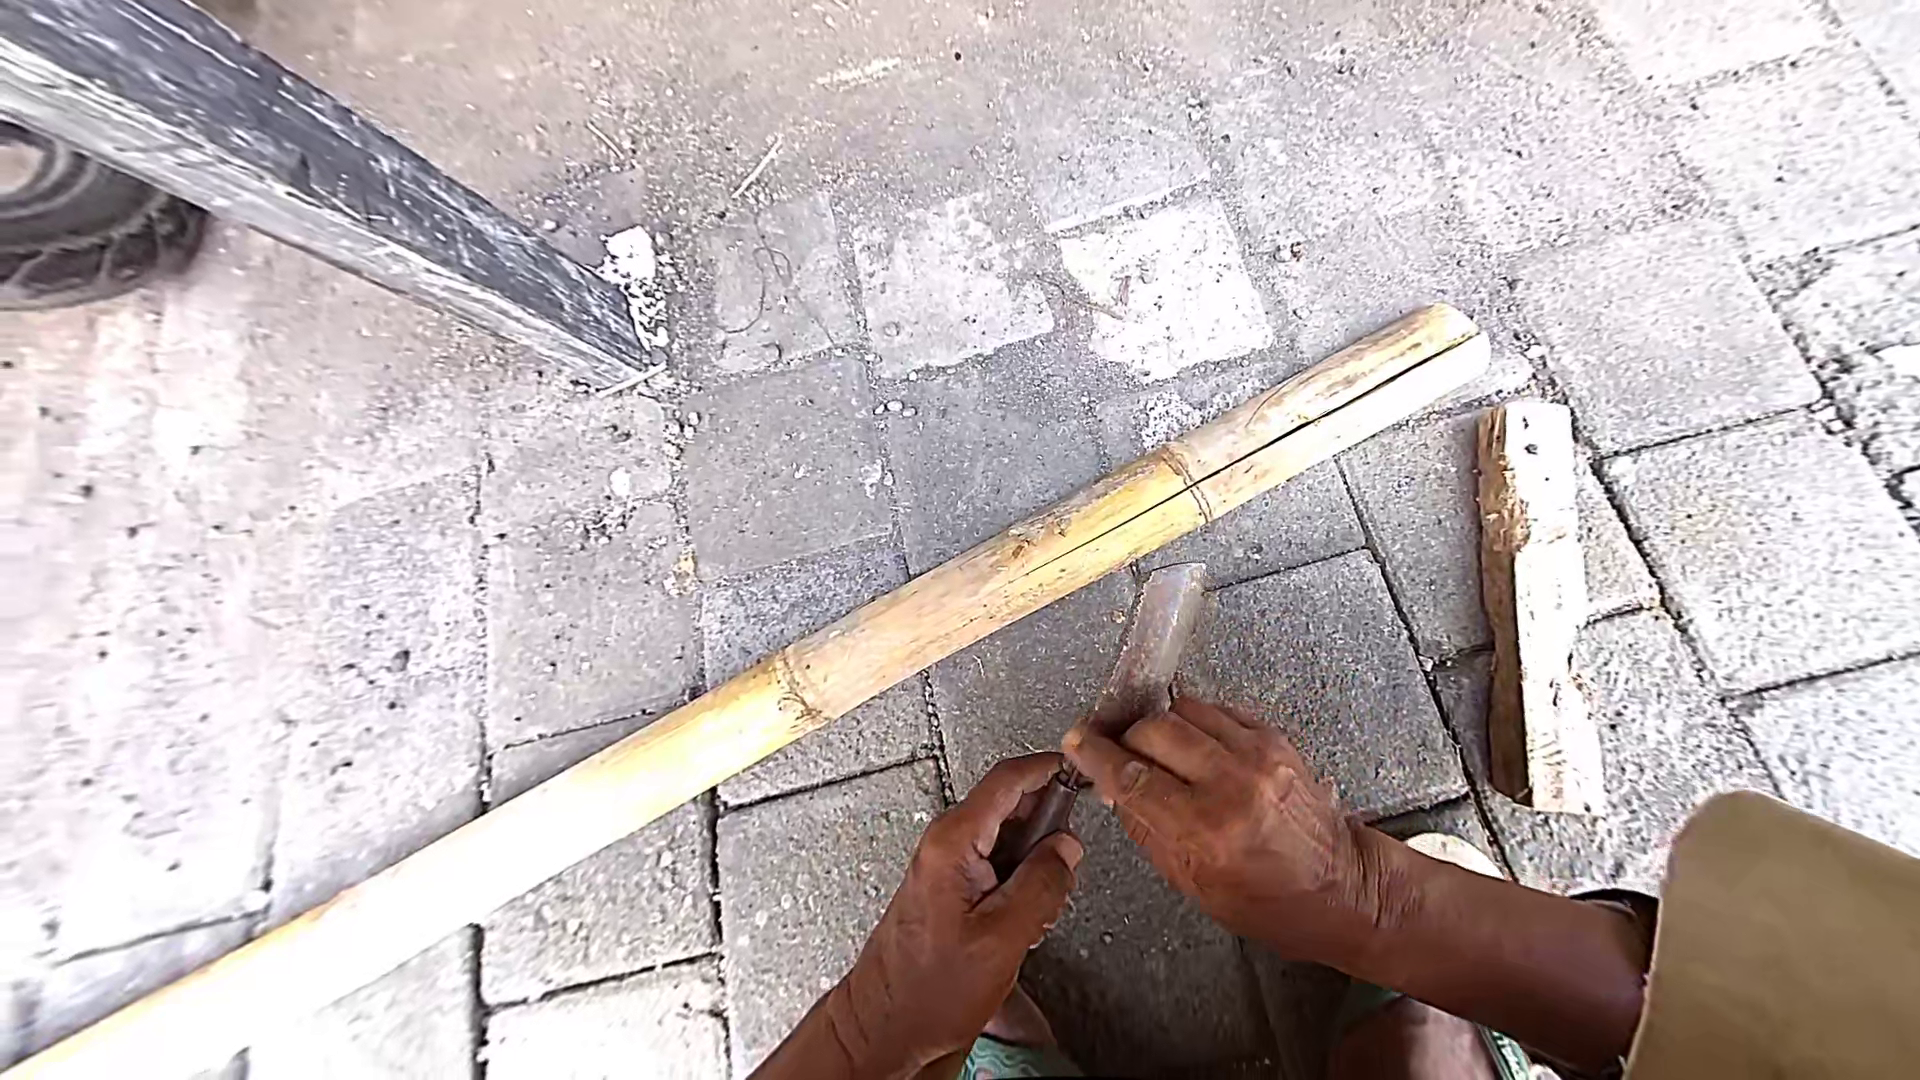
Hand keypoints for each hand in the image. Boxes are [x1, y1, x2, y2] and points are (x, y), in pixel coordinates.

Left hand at [822, 753, 1083, 1077]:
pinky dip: (1020, 878)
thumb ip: (1041, 885)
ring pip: (1008, 835)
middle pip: (1010, 805)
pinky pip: (997, 860)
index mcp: (955, 840)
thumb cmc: (928, 989)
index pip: (1006, 779)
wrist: (887, 1025)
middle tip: (1066, 863)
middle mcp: (949, 840)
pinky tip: (1024, 918)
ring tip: (1040, 909)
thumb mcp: (1002, 938)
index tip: (1076, 769)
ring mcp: (950, 859)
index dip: (1045, 768)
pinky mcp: (954, 880)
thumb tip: (1067, 847)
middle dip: (1046, 828)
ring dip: (1035, 862)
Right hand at [1062, 697, 1386, 963]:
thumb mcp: (1192, 884)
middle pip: (1153, 729)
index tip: (1078, 740)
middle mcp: (1232, 784)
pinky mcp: (1274, 738)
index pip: (1131, 774)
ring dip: (1161, 726)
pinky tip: (1196, 745)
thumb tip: (1113, 785)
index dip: (1095, 752)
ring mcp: (1258, 755)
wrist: (1346, 890)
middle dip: (1127, 736)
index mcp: (1207, 830)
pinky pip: (1215, 709)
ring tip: (1161, 748)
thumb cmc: (1271, 902)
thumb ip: (1144, 826)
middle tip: (1121, 748)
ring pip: (1182, 709)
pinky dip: (1195, 722)